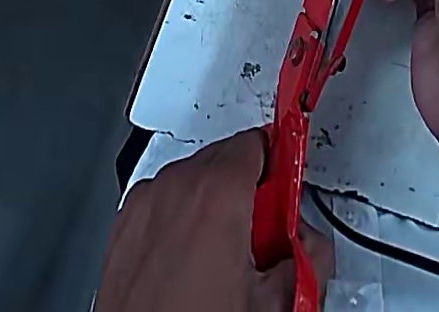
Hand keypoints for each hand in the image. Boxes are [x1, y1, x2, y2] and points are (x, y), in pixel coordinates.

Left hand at [97, 128, 333, 311]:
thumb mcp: (275, 303)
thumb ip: (306, 258)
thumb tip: (311, 244)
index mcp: (219, 192)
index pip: (258, 142)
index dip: (279, 161)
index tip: (288, 180)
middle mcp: (180, 183)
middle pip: (227, 157)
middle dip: (250, 186)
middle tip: (266, 231)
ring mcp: (149, 198)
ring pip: (194, 176)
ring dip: (213, 199)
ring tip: (225, 256)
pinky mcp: (126, 219)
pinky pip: (164, 198)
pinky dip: (180, 214)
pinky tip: (190, 260)